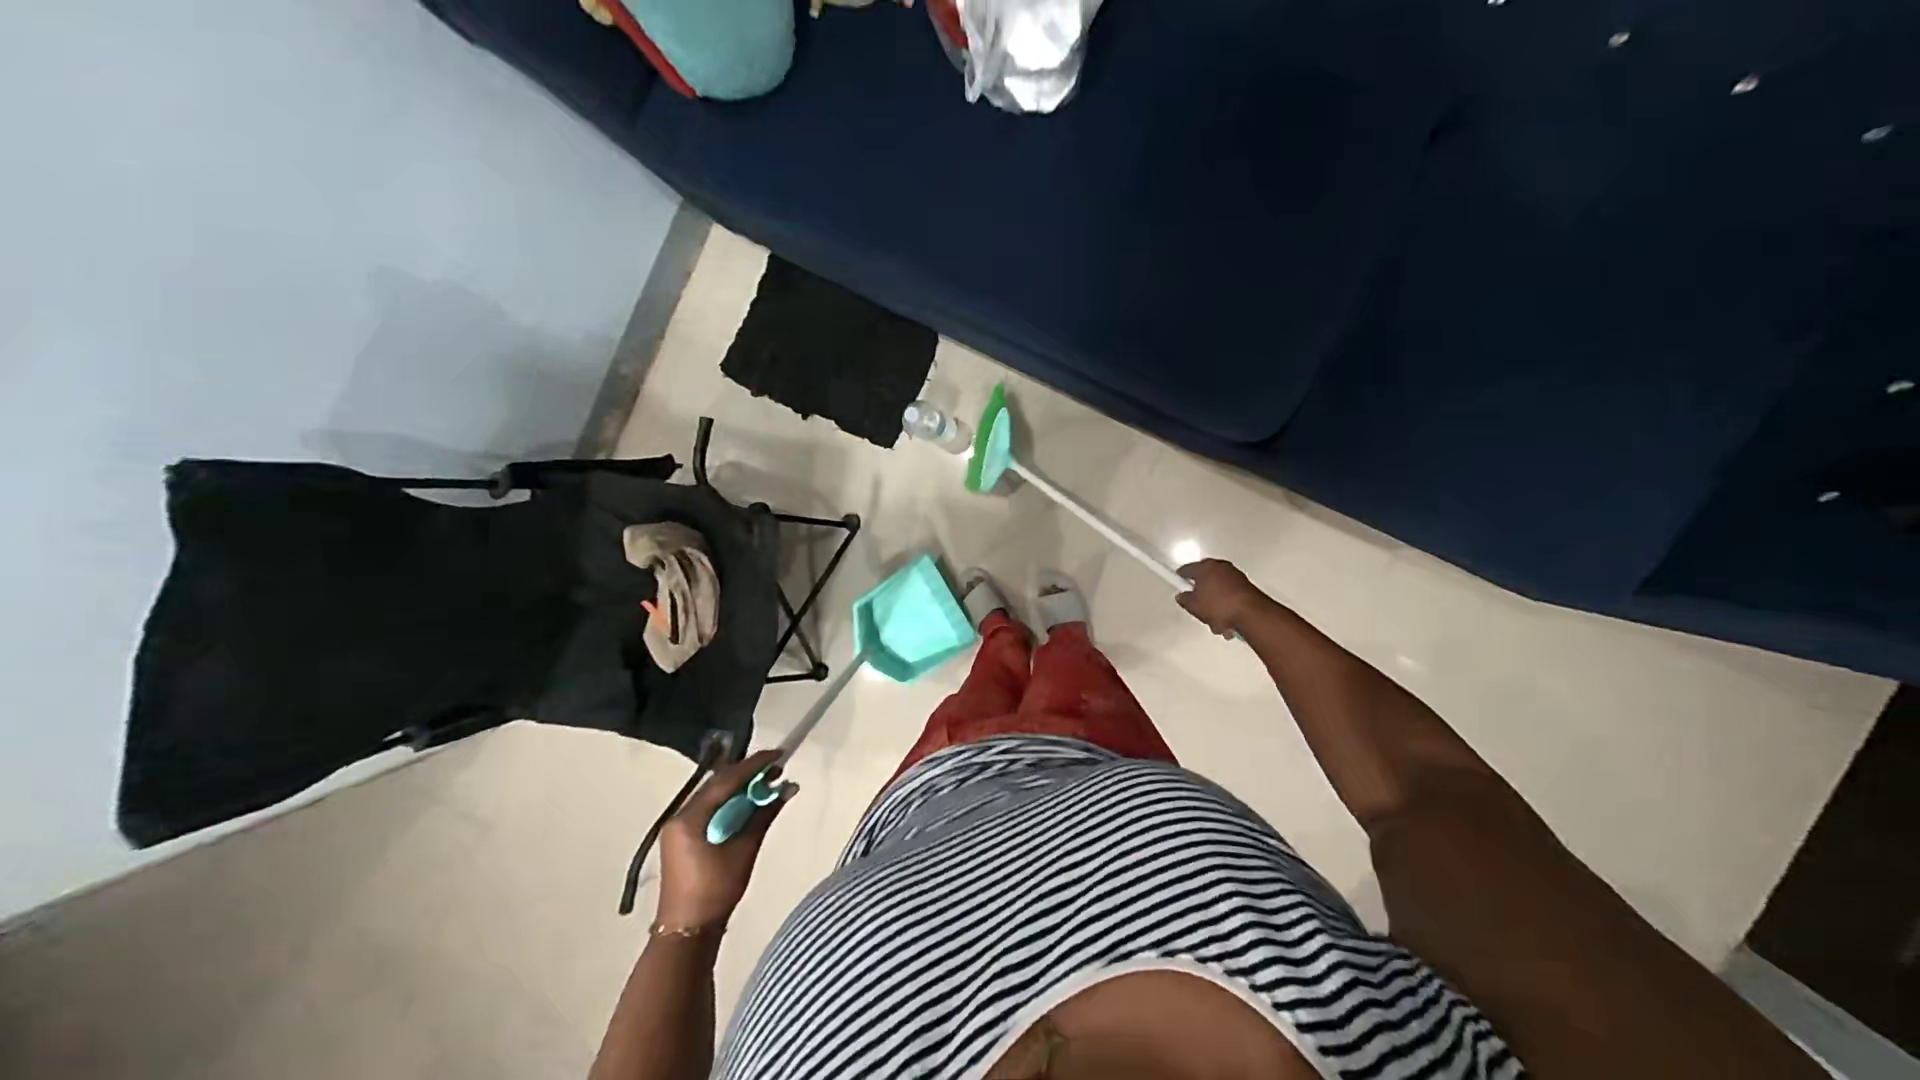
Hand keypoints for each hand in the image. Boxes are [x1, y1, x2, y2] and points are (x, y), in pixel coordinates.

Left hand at [655, 749, 796, 929]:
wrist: (687, 931)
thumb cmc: (715, 891)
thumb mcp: (744, 850)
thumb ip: (764, 815)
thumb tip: (788, 787)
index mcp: (689, 818)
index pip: (726, 780)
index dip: (754, 765)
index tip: (778, 755)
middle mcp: (680, 816)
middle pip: (718, 785)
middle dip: (748, 775)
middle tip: (777, 770)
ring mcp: (679, 827)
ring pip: (714, 796)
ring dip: (740, 789)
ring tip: (768, 785)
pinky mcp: (683, 837)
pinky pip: (710, 809)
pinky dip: (731, 804)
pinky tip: (749, 804)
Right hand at [1176, 558, 1270, 636]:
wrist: (1251, 614)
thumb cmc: (1220, 606)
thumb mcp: (1194, 606)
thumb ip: (1184, 599)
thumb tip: (1182, 596)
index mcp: (1205, 567)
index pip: (1187, 569)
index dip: (1180, 577)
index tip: (1177, 582)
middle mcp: (1221, 567)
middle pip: (1204, 579)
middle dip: (1201, 593)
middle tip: (1197, 606)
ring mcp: (1235, 576)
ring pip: (1218, 589)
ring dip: (1216, 602)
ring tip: (1216, 620)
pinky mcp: (1247, 586)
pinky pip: (1231, 595)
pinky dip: (1227, 605)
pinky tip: (1227, 620)